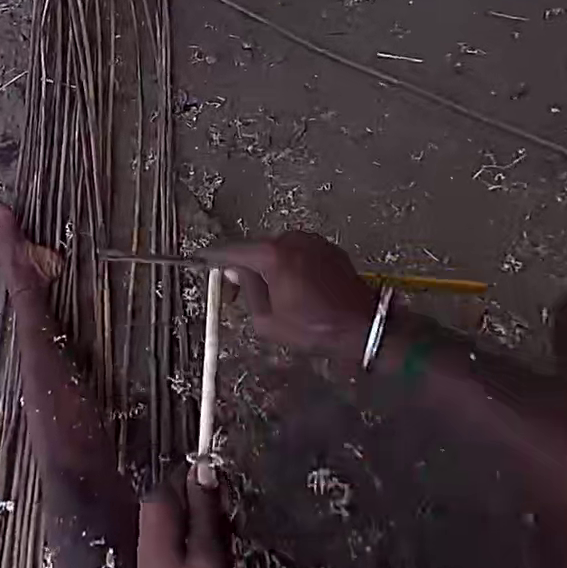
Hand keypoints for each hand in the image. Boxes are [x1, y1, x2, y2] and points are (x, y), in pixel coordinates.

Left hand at [130, 468, 228, 567]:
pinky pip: (191, 533)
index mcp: (159, 506)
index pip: (191, 469)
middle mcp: (154, 514)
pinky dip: (206, 546)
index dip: (214, 485)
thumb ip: (206, 506)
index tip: (226, 507)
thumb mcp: (206, 551)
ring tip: (218, 559)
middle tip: (223, 540)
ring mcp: (157, 533)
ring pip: (196, 514)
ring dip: (214, 532)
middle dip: (216, 512)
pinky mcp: (164, 550)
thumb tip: (206, 468)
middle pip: (194, 491)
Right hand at [206, 232, 377, 355]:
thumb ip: (247, 291)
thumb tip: (236, 272)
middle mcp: (292, 239)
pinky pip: (299, 252)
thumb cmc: (314, 328)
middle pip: (257, 249)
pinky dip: (292, 265)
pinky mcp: (328, 247)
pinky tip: (298, 288)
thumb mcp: (268, 321)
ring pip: (279, 250)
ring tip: (276, 294)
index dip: (216, 257)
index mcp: (273, 256)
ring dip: (272, 266)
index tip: (203, 260)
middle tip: (240, 291)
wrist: (363, 326)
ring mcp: (312, 241)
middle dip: (247, 267)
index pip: (234, 250)